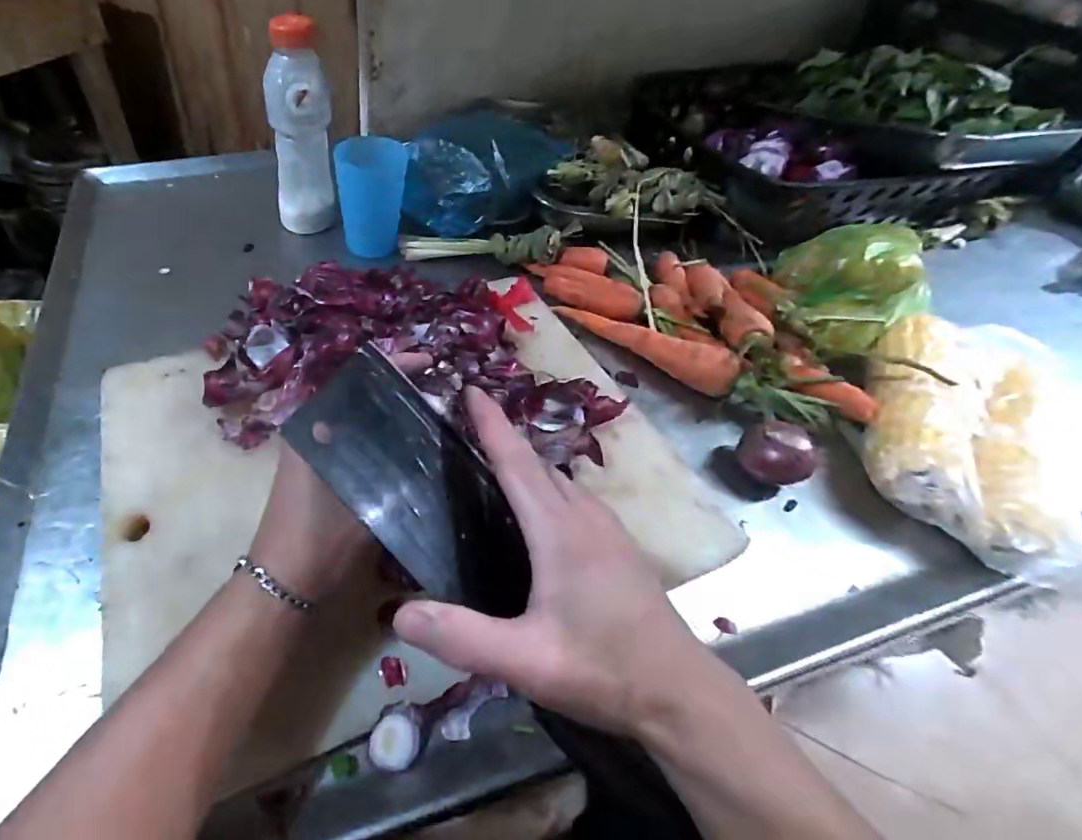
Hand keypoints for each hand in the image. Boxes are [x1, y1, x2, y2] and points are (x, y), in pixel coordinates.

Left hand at [247, 350, 432, 602]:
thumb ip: (396, 463)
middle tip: (440, 391)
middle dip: (400, 389)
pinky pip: (359, 441)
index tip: (430, 363)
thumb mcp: (366, 498)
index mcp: (315, 424)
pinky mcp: (324, 473)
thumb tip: (432, 431)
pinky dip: (385, 438)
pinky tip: (414, 448)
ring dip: (393, 414)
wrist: (283, 586)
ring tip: (435, 414)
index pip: (359, 378)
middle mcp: (313, 429)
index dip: (396, 366)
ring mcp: (317, 451)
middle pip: (362, 395)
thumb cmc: (319, 539)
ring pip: (362, 419)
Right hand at [392, 388, 722, 734]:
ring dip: (527, 464)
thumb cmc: (603, 669)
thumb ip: (463, 638)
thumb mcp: (526, 661)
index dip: (492, 424)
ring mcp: (608, 530)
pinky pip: (575, 499)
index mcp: (559, 530)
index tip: (471, 390)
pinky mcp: (620, 547)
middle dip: (504, 439)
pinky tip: (539, 513)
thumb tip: (401, 614)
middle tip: (468, 427)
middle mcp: (584, 517)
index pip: (517, 463)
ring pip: (560, 481)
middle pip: (538, 465)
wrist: (680, 691)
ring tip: (495, 464)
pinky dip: (548, 487)